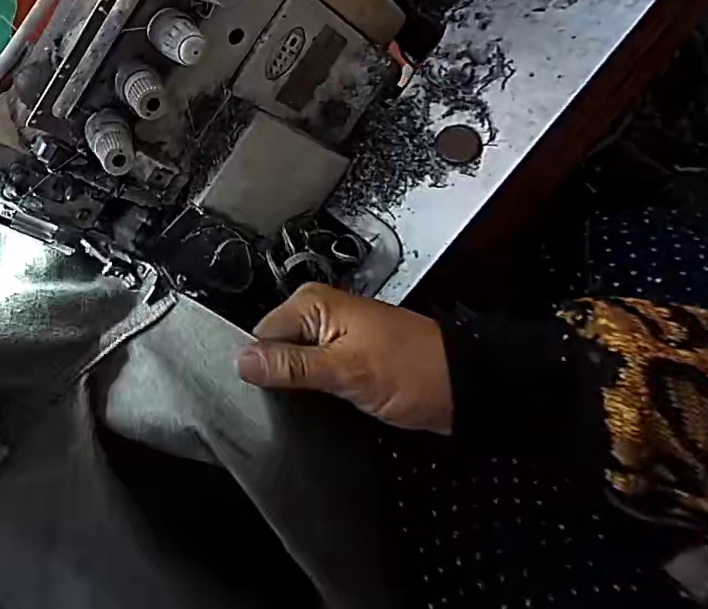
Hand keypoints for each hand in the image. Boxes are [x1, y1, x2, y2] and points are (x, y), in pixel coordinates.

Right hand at [236, 283, 453, 433]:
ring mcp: (331, 332)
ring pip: (291, 359)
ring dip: (296, 383)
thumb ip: (292, 365)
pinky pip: (311, 367)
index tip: (267, 394)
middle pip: (274, 345)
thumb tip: (242, 362)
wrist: (465, 387)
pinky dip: (312, 385)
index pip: (261, 334)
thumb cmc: (411, 371)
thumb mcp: (346, 371)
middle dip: (278, 375)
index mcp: (310, 302)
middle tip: (294, 403)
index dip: (261, 365)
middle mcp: (316, 311)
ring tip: (310, 403)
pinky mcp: (343, 353)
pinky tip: (321, 402)